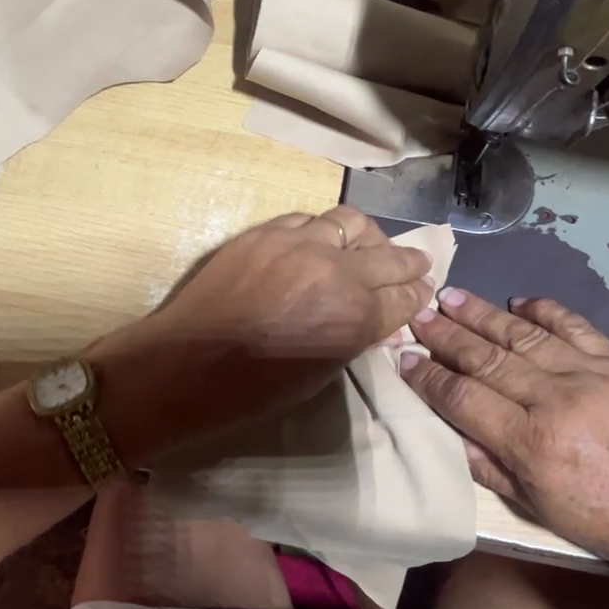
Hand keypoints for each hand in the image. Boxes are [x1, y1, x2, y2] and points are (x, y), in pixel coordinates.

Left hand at [94, 206, 434, 458]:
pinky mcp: (265, 231)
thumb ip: (355, 335)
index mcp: (354, 316)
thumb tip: (374, 316)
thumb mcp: (322, 372)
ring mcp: (298, 244)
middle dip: (408, 263)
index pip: (405, 297)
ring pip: (350, 222)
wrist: (186, 365)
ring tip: (367, 246)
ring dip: (367, 237)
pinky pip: (307, 219)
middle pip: (389, 257)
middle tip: (416, 265)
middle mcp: (335, 271)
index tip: (422, 291)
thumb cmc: (254, 389)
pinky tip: (319, 242)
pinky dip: (322, 231)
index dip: (417, 295)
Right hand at [399, 288, 608, 602]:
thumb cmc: (606, 523)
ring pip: (523, 335)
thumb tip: (448, 426)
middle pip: (486, 358)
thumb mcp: (535, 508)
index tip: (403, 358)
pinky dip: (544, 310)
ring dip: (482, 314)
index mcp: (531, 443)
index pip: (462, 398)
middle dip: (445, 335)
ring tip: (450, 296)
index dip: (428, 377)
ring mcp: (592, 376)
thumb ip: (487, 463)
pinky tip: (517, 301)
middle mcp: (556, 400)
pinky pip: (575, 326)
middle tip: (417, 314)